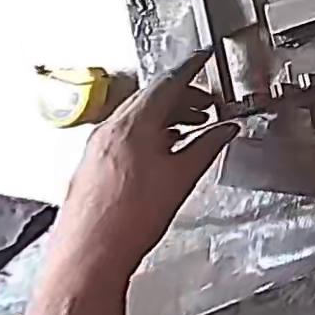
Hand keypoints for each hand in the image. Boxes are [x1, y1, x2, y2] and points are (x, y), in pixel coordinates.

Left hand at [49, 48, 240, 281]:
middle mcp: (111, 127)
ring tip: (190, 126)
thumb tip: (226, 129)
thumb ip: (207, 146)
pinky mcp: (91, 162)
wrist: (88, 258)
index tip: (203, 56)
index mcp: (134, 123)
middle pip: (151, 96)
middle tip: (206, 102)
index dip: (190, 67)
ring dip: (166, 114)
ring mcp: (97, 144)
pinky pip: (124, 132)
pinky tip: (163, 148)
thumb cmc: (130, 220)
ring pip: (137, 114)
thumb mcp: (182, 178)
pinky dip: (148, 130)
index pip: (167, 82)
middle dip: (182, 95)